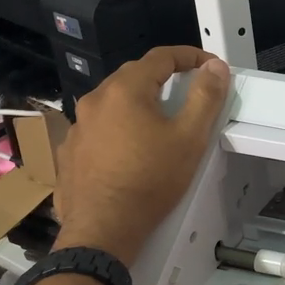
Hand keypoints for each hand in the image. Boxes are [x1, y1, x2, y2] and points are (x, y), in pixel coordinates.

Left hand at [52, 46, 230, 264]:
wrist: (103, 228)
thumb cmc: (151, 179)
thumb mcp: (190, 137)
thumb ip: (206, 96)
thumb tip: (215, 67)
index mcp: (125, 90)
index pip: (160, 57)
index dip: (190, 56)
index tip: (210, 66)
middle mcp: (95, 100)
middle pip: (133, 76)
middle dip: (164, 78)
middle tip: (189, 91)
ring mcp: (77, 127)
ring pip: (113, 103)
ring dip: (139, 103)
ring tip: (160, 123)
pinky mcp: (69, 151)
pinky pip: (99, 128)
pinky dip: (119, 128)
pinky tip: (131, 150)